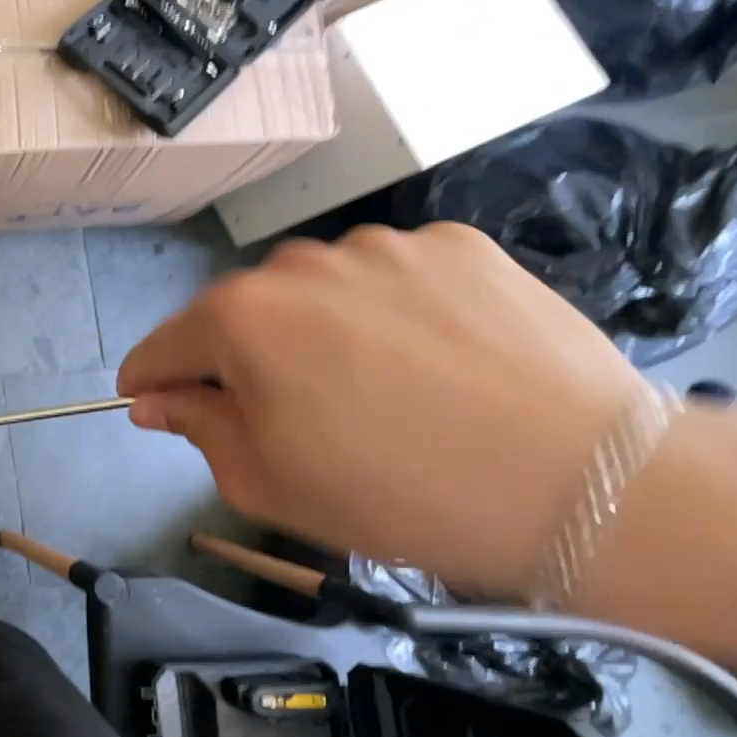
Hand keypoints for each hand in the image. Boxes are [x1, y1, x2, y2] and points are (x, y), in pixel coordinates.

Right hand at [119, 224, 648, 595]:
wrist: (586, 484)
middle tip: (290, 414)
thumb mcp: (264, 481)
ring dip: (315, 328)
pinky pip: (388, 275)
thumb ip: (194, 427)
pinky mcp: (455, 244)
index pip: (160, 348)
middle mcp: (294, 265)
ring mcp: (379, 247)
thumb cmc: (394, 492)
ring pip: (313, 290)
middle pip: (238, 314)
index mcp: (236, 320)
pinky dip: (388, 309)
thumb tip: (158, 400)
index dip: (151, 383)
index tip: (157, 405)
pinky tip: (429, 354)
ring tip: (374, 384)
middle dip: (241, 358)